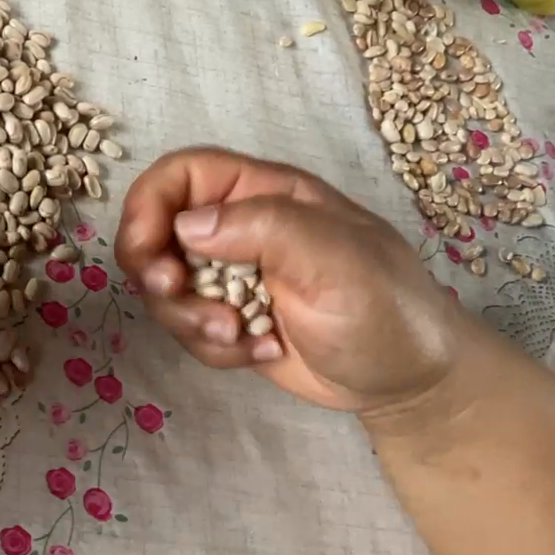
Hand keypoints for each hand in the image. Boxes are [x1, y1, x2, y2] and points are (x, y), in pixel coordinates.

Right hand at [115, 147, 476, 416]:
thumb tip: (185, 226)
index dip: (147, 204)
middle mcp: (234, 229)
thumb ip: (266, 228)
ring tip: (239, 334)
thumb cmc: (387, 308)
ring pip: (161, 288)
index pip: (179, 174)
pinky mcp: (221, 317)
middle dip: (158, 273)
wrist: (408, 380)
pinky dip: (212, 347)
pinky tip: (260, 349)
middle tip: (178, 296)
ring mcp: (224, 276)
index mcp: (261, 194)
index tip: (146, 251)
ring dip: (188, 317)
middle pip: (153, 233)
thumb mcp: (338, 260)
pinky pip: (184, 328)